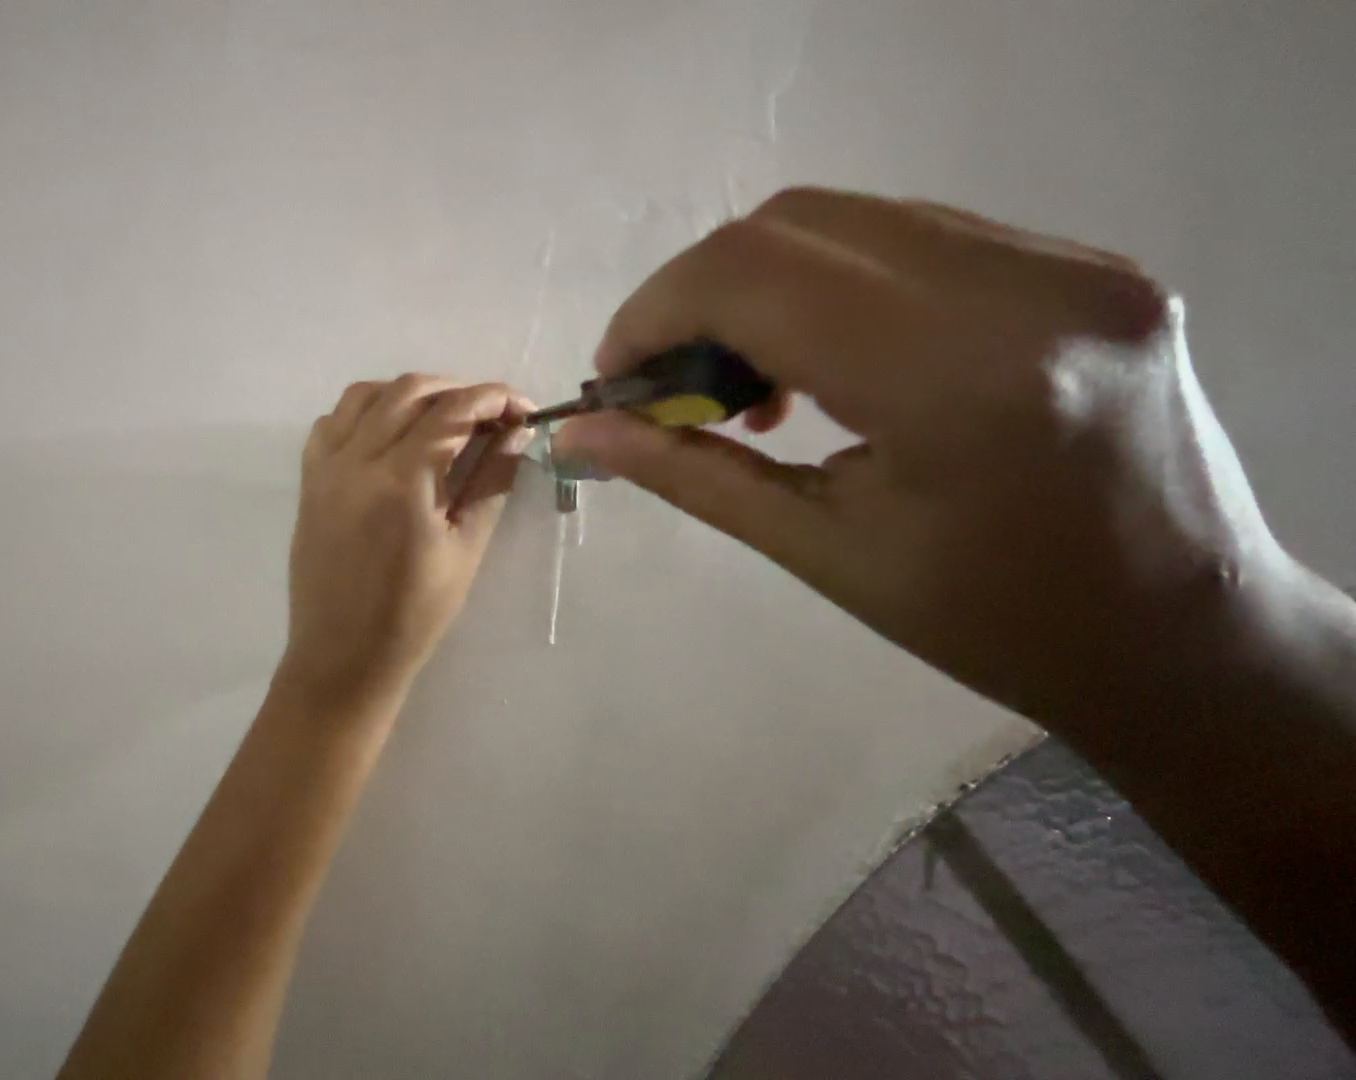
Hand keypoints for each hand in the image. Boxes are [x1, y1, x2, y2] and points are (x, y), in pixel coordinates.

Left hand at [281, 375, 532, 706]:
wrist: (343, 656)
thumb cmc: (414, 615)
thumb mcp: (465, 550)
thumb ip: (490, 483)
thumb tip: (517, 433)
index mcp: (402, 481)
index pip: (452, 412)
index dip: (493, 399)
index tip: (523, 407)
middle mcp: (357, 461)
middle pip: (408, 392)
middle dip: (456, 389)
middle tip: (490, 413)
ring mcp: (326, 468)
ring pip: (365, 395)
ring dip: (409, 393)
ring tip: (442, 415)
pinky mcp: (309, 481)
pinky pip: (333, 422)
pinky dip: (365, 411)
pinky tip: (389, 433)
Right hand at [554, 188, 1282, 725]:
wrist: (1184, 636)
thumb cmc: (988, 623)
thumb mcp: (818, 552)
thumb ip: (688, 475)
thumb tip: (579, 433)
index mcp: (959, 383)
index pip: (756, 278)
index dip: (654, 313)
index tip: (616, 379)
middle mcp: (1028, 290)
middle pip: (792, 227)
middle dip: (695, 297)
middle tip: (670, 385)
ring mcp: (1072, 263)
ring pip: (845, 221)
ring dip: (757, 289)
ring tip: (746, 385)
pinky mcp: (1085, 262)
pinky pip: (906, 238)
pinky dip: (825, 286)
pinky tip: (822, 362)